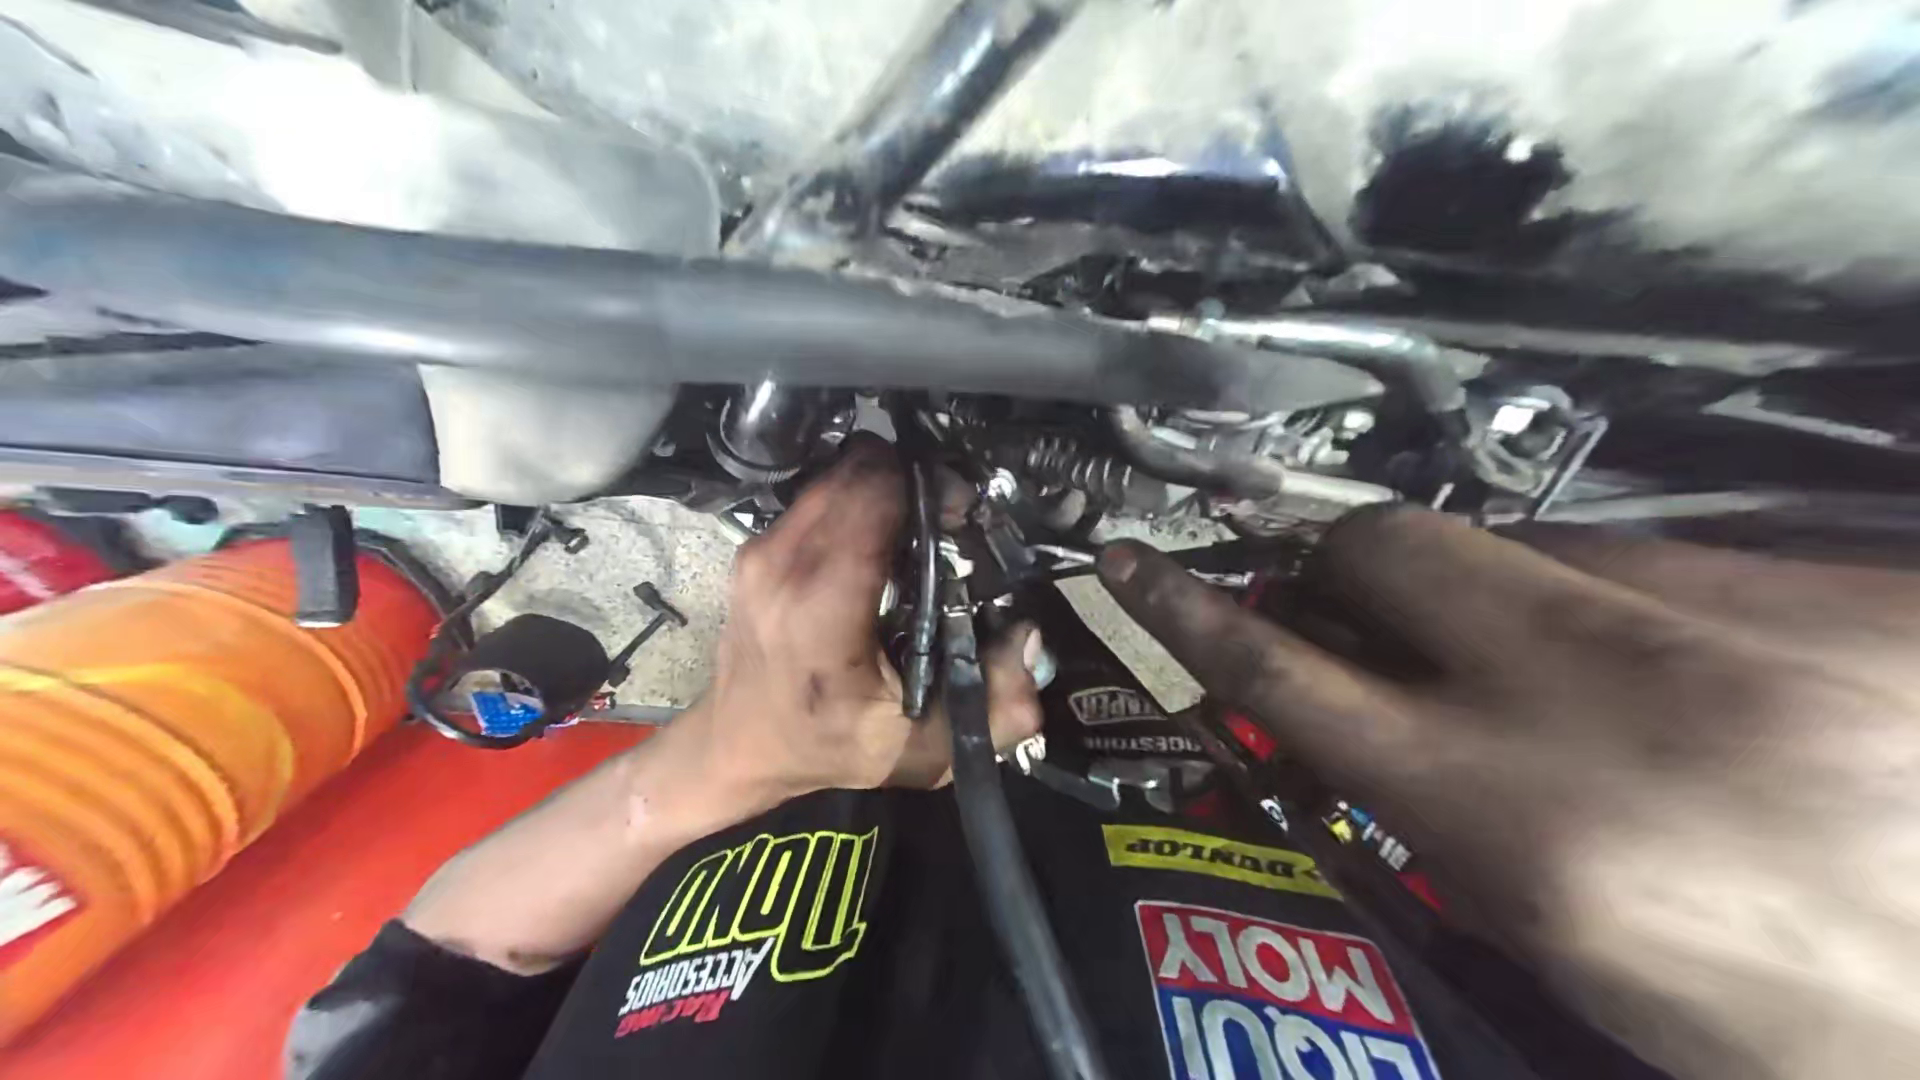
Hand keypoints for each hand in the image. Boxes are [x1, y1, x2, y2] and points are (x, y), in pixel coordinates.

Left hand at [688, 435, 1041, 804]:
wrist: (739, 745)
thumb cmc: (827, 746)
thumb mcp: (923, 748)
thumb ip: (994, 708)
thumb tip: (1030, 637)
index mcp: (821, 609)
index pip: (875, 496)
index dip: (928, 487)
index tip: (960, 511)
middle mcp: (783, 565)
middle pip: (857, 472)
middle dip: (911, 479)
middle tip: (945, 516)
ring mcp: (760, 550)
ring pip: (835, 476)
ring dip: (883, 488)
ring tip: (913, 527)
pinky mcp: (753, 547)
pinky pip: (816, 497)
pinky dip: (854, 503)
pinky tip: (874, 541)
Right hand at [1099, 508, 1919, 1079]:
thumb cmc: (1814, 1041)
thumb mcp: (1572, 953)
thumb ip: (1435, 803)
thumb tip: (1355, 705)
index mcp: (1530, 830)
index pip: (1282, 674)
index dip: (1188, 611)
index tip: (1132, 562)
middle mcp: (1614, 698)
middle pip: (1383, 548)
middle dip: (1342, 567)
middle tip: (1361, 615)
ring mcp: (1754, 622)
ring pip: (1516, 539)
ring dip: (1485, 588)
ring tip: (1561, 668)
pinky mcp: (1856, 582)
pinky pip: (1648, 550)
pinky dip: (1607, 596)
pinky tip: (1689, 671)